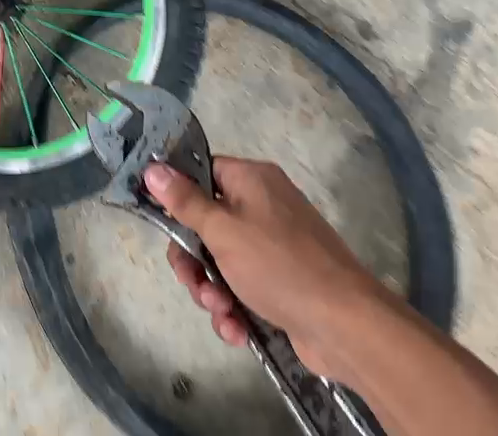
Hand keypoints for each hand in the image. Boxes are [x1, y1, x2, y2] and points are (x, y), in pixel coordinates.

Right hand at [145, 157, 388, 376]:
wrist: (346, 326)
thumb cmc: (279, 265)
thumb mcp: (223, 231)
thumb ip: (184, 201)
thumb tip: (152, 168)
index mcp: (252, 180)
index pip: (202, 173)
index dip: (177, 195)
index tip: (160, 220)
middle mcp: (262, 205)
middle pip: (205, 223)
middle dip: (194, 261)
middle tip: (192, 282)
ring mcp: (273, 245)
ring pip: (219, 260)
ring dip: (211, 290)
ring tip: (221, 313)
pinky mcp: (280, 280)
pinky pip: (241, 285)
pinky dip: (233, 308)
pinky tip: (236, 330)